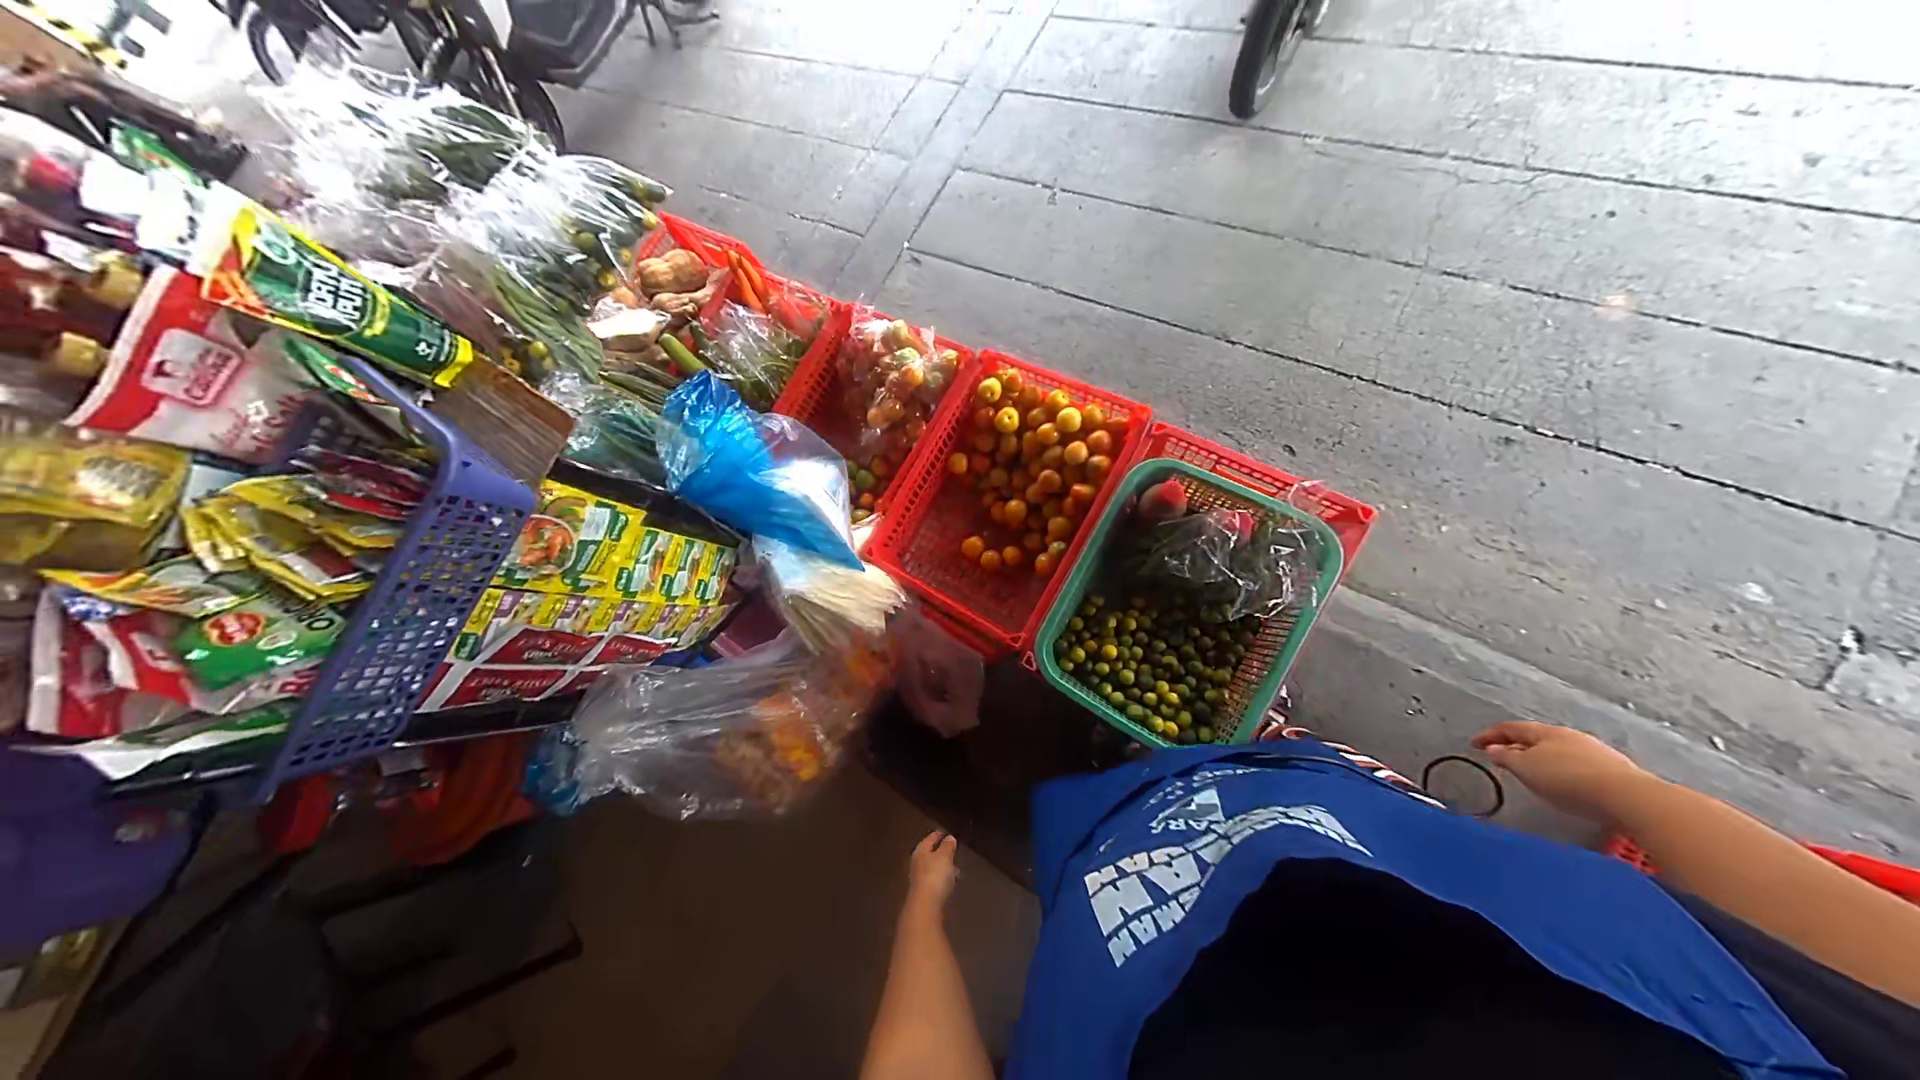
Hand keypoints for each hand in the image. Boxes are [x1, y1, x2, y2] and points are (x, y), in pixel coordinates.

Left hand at [906, 831, 958, 910]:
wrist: (926, 905)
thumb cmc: (935, 875)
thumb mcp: (945, 857)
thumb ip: (947, 846)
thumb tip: (949, 837)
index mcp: (921, 850)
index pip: (931, 837)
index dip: (940, 834)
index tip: (949, 834)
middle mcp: (917, 862)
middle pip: (930, 853)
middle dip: (942, 851)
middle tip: (954, 851)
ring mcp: (920, 877)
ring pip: (933, 867)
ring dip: (944, 866)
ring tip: (956, 868)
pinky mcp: (924, 891)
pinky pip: (935, 879)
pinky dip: (943, 878)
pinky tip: (951, 882)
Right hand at [1470, 721, 1654, 823]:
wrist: (1630, 798)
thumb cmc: (1568, 779)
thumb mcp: (1526, 769)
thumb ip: (1506, 757)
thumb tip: (1494, 749)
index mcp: (1545, 732)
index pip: (1510, 728)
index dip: (1489, 735)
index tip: (1473, 744)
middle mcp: (1570, 736)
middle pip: (1536, 738)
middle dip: (1516, 746)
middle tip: (1502, 758)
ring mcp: (1596, 752)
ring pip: (1558, 751)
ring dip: (1540, 759)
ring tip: (1531, 773)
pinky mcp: (1614, 771)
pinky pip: (1576, 765)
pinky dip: (1561, 770)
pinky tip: (1563, 783)